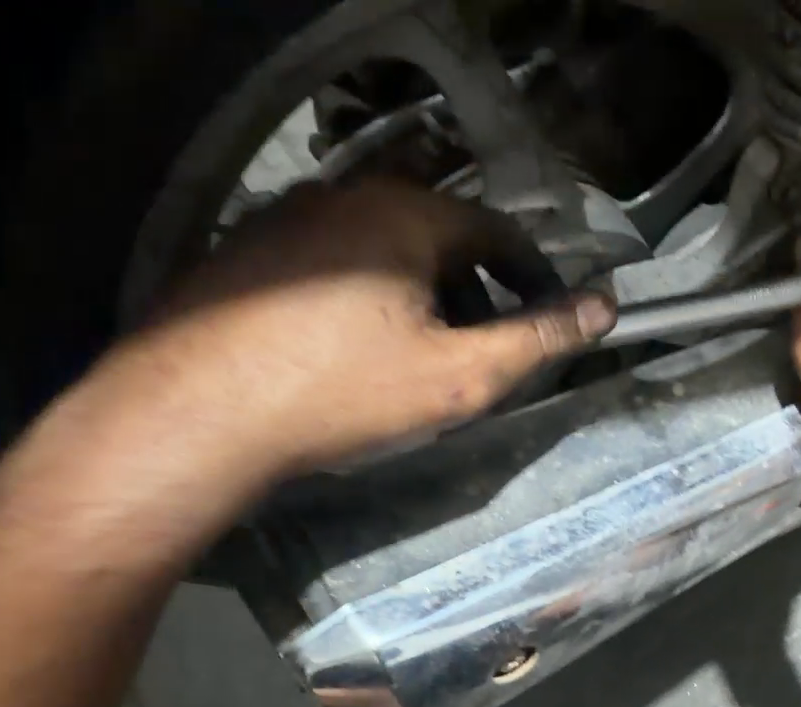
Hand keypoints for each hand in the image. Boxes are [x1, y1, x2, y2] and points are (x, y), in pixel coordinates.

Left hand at [79, 178, 614, 484]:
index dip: (537, 280)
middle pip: (445, 240)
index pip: (500, 233)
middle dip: (482, 294)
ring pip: (391, 253)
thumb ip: (539, 338)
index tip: (551, 325)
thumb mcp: (461, 373)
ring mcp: (289, 219)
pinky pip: (340, 264)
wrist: (194, 415)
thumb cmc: (344, 390)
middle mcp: (346, 198)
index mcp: (405, 214)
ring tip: (429, 360)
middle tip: (490, 354)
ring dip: (430, 299)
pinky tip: (363, 354)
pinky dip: (376, 300)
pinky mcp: (250, 251)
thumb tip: (605, 307)